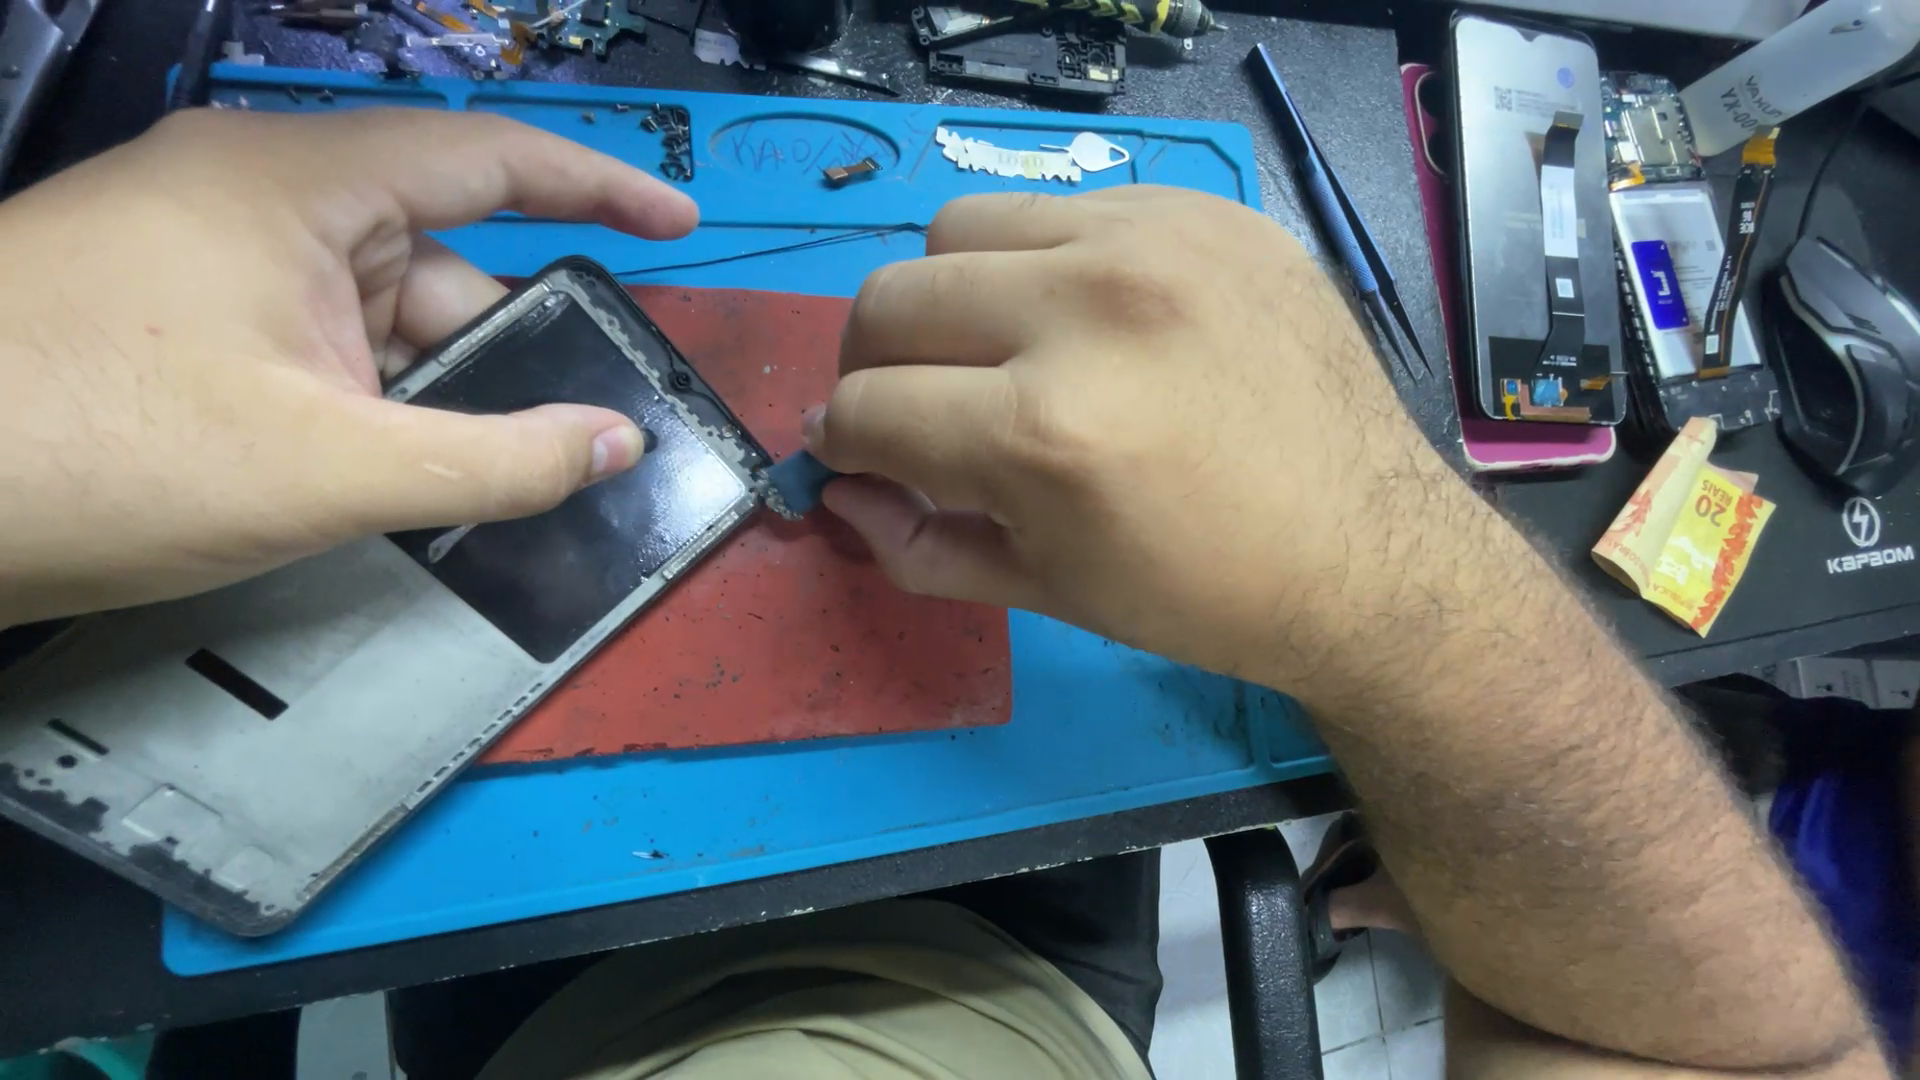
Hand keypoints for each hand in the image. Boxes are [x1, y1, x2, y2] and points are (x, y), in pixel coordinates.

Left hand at [0, 108, 695, 626]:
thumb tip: (620, 444)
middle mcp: (273, 210)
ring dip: (460, 398)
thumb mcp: (331, 468)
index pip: (489, 161)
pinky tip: (424, 472)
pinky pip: (359, 357)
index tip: (678, 222)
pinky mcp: (218, 330)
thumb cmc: (86, 452)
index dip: (600, 188)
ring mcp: (240, 272)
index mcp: (299, 189)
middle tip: (585, 430)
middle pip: (454, 268)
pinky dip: (408, 411)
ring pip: (408, 326)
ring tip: (496, 473)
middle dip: (520, 352)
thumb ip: (500, 461)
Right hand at [809, 186, 1469, 682]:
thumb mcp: (1041, 591)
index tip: (853, 452)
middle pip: (890, 299)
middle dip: (870, 365)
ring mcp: (1154, 241)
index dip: (841, 440)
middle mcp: (1088, 311)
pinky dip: (1035, 263)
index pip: (869, 409)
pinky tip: (1080, 320)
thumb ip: (915, 545)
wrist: (1365, 558)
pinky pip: (1060, 207)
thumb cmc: (1196, 596)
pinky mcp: (1207, 212)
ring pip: (959, 227)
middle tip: (909, 404)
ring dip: (946, 297)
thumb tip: (839, 491)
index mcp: (1044, 432)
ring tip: (993, 351)